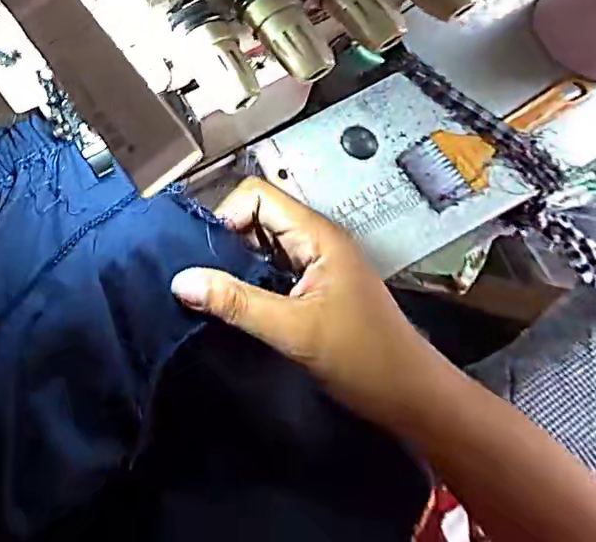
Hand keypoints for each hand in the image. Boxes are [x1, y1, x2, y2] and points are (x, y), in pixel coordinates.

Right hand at [170, 176, 446, 428]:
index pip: (256, 194)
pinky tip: (236, 303)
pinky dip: (250, 278)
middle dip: (226, 239)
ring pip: (262, 242)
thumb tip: (181, 281)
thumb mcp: (294, 331)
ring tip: (214, 291)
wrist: (414, 399)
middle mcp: (314, 237)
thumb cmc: (364, 360)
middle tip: (203, 277)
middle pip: (256, 214)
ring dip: (236, 261)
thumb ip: (237, 303)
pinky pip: (271, 265)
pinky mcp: (314, 283)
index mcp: (316, 233)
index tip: (206, 256)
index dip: (226, 216)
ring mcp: (315, 260)